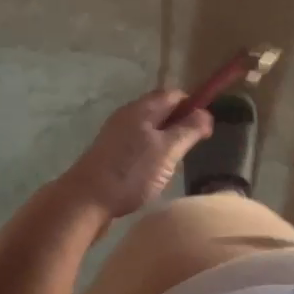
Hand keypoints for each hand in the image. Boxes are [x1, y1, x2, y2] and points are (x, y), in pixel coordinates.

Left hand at [59, 90, 213, 218]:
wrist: (87, 198)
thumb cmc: (132, 172)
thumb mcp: (167, 151)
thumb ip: (188, 130)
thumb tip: (206, 113)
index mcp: (143, 108)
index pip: (174, 95)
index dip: (192, 106)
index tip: (204, 128)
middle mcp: (129, 113)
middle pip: (161, 109)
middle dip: (179, 124)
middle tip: (190, 148)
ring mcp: (117, 132)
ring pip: (149, 127)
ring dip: (165, 139)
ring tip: (174, 162)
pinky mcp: (111, 150)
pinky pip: (138, 141)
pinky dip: (151, 150)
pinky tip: (153, 172)